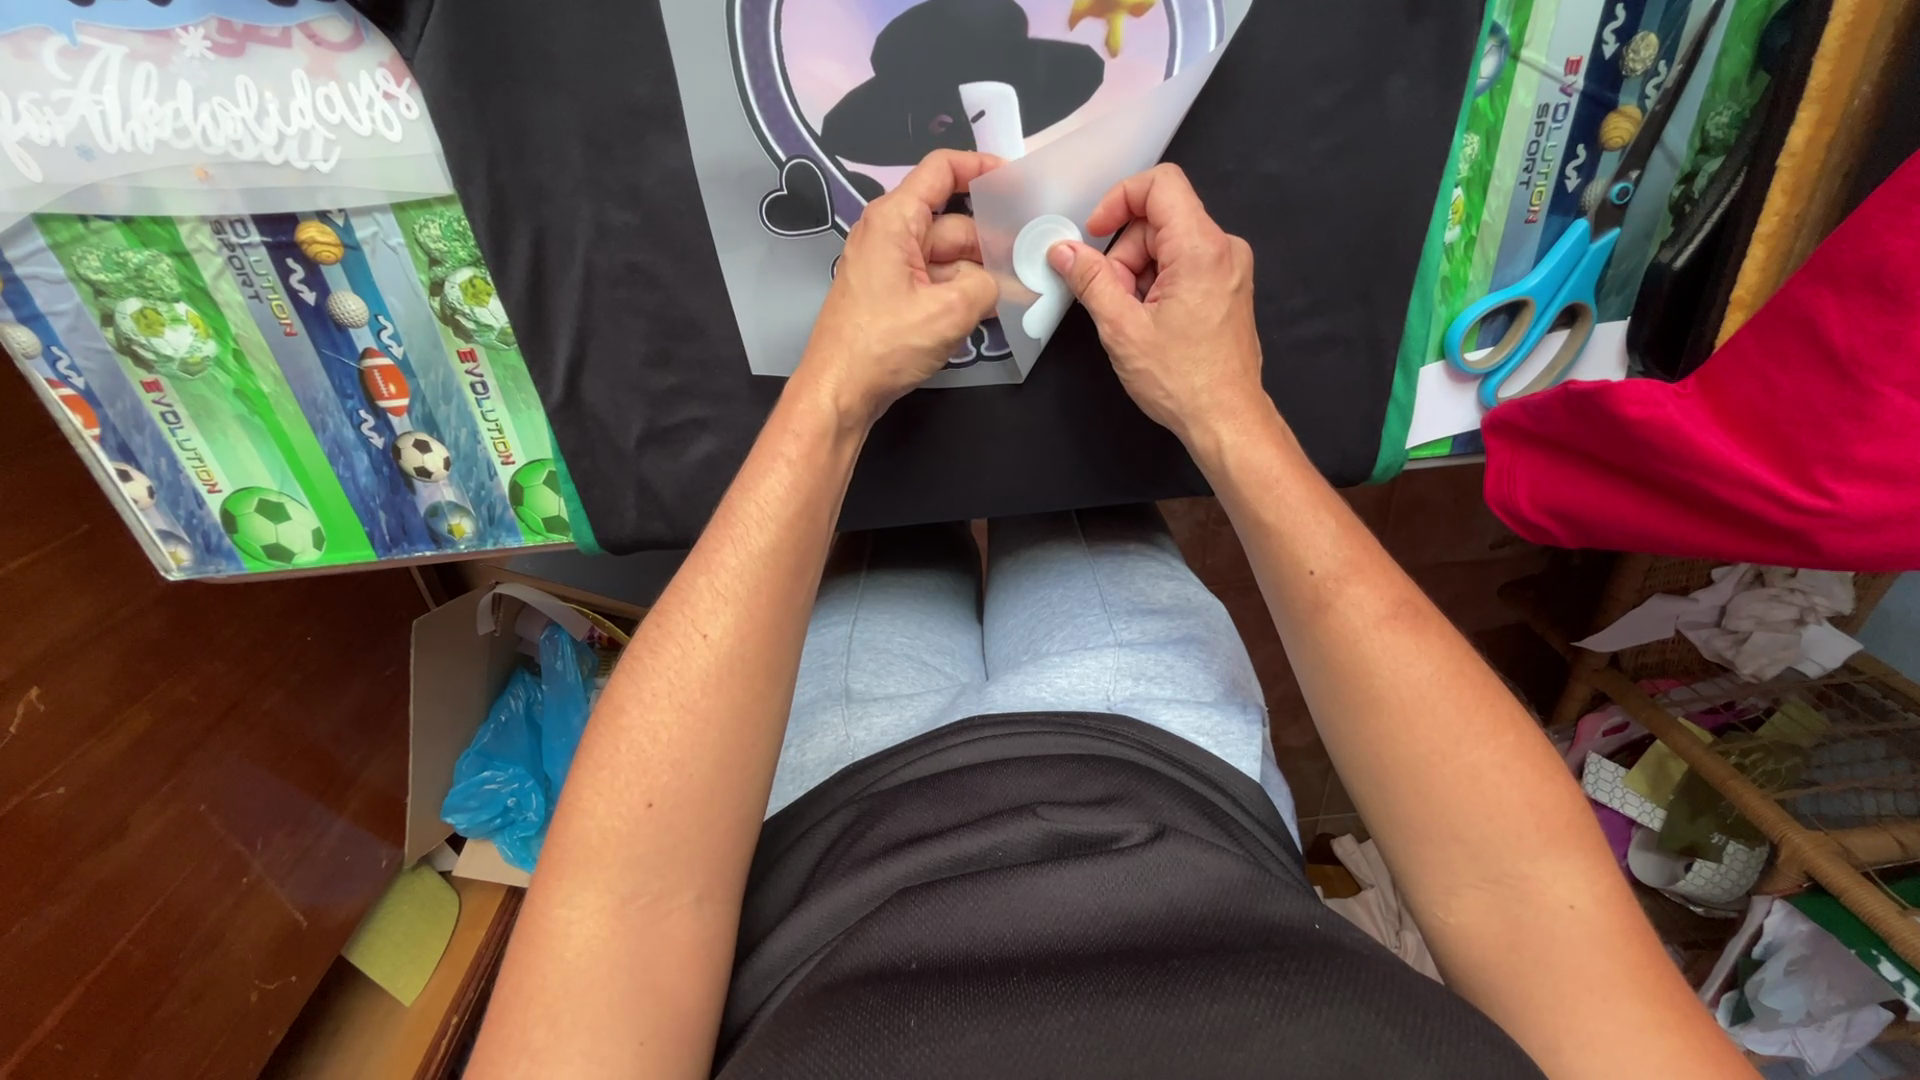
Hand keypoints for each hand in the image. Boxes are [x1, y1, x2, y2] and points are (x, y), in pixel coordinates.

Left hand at [791, 150, 1002, 426]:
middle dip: (990, 240)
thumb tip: (998, 284)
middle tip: (1030, 259)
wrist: (839, 392)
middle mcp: (888, 235)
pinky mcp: (890, 297)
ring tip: (1015, 292)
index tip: (1015, 181)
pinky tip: (985, 312)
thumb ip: (987, 286)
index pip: (941, 170)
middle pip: (952, 222)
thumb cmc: (882, 348)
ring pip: (946, 257)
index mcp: (894, 220)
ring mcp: (888, 268)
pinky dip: (959, 293)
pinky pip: (933, 282)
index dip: (981, 167)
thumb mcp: (949, 312)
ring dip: (978, 274)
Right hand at [1047, 164, 1265, 446]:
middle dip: (1124, 254)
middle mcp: (1224, 249)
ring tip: (1132, 320)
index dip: (1119, 201)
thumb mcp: (1122, 328)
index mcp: (1202, 249)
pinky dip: (1157, 285)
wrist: (1225, 418)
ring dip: (1138, 274)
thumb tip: (1064, 251)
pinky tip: (1149, 322)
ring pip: (1168, 246)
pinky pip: (1183, 266)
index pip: (1160, 185)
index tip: (1094, 235)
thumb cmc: (1182, 381)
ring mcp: (1229, 269)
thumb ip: (1089, 281)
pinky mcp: (1226, 288)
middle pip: (1159, 220)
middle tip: (1111, 299)